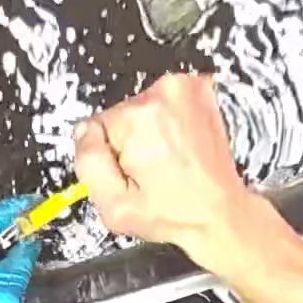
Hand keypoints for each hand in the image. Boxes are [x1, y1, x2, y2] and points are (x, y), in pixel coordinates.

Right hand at [73, 74, 283, 275]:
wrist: (220, 213)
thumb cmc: (174, 214)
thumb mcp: (116, 207)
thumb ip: (89, 165)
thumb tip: (82, 133)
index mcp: (139, 119)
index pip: (96, 128)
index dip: (110, 156)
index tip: (131, 174)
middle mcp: (164, 93)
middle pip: (121, 117)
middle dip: (129, 144)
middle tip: (151, 173)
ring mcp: (186, 87)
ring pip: (142, 111)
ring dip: (150, 134)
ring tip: (169, 163)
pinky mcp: (200, 90)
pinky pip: (164, 105)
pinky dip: (169, 125)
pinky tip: (180, 149)